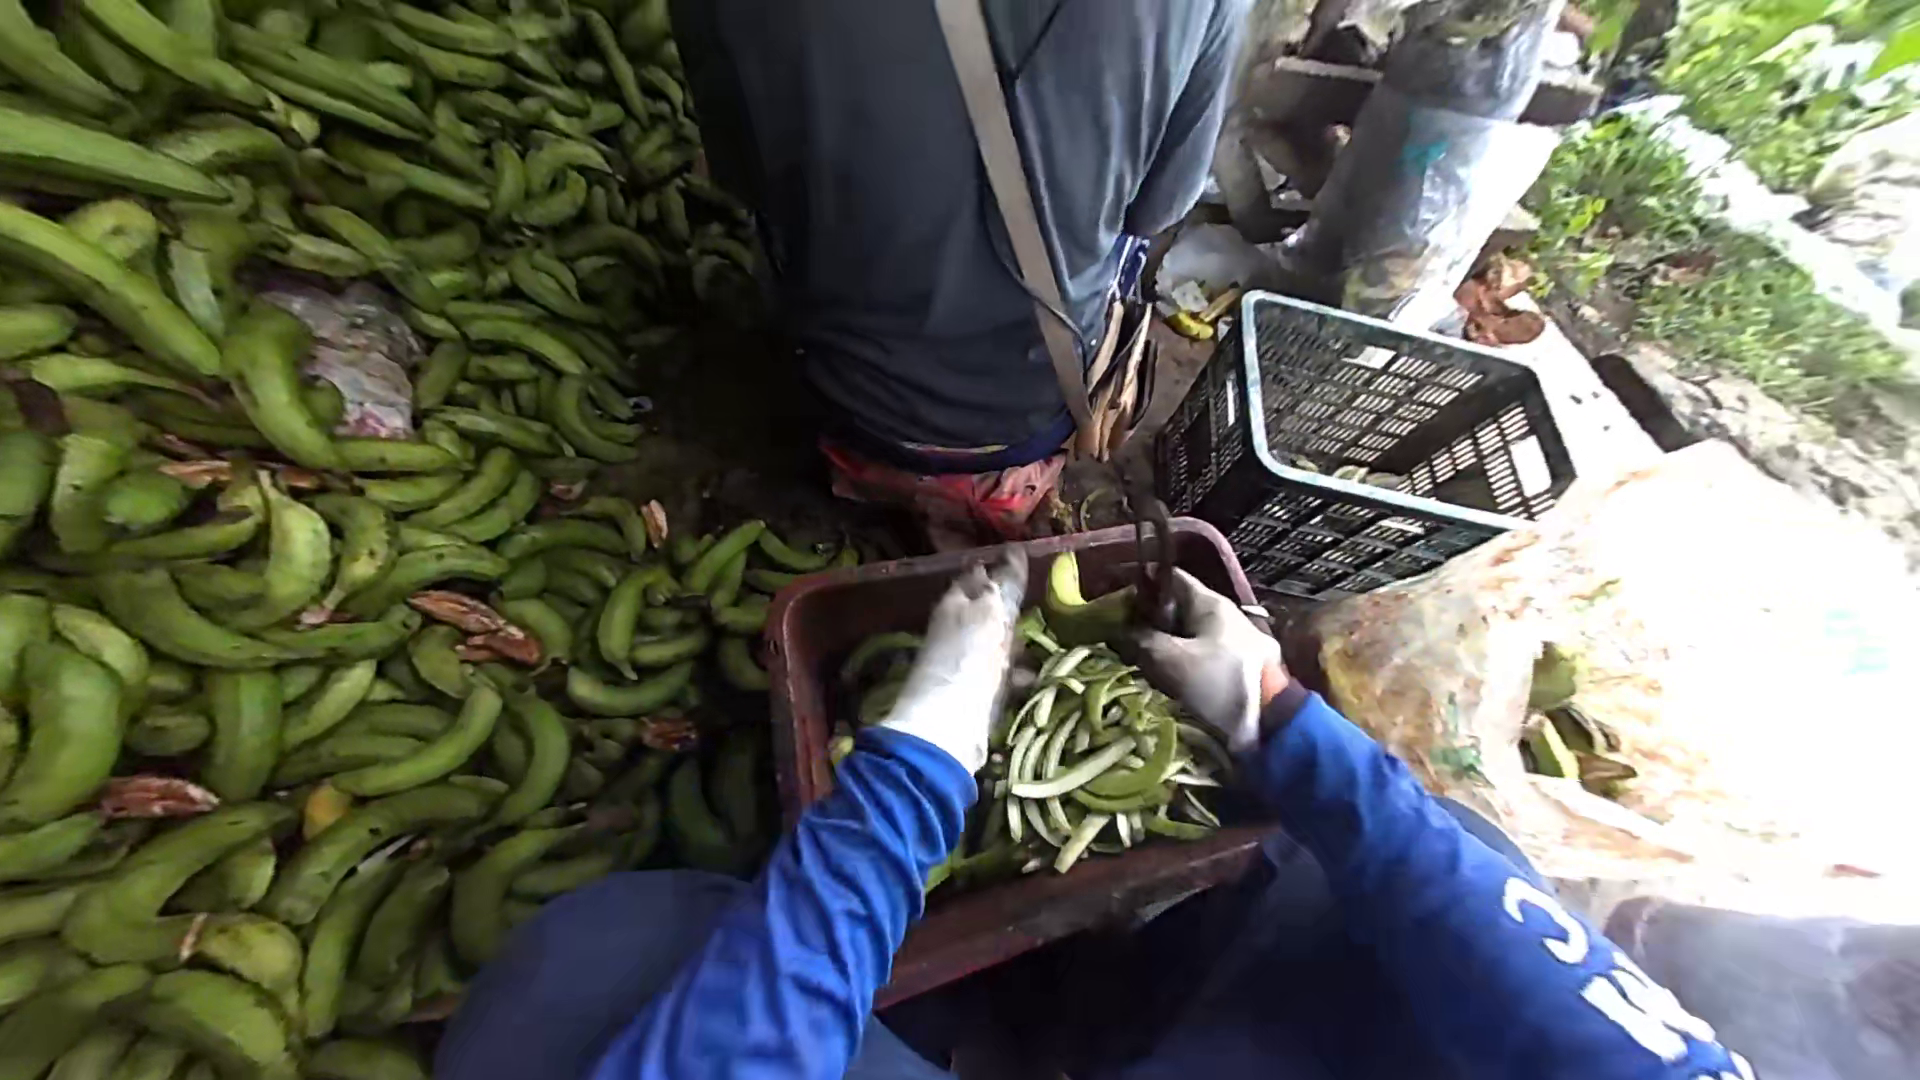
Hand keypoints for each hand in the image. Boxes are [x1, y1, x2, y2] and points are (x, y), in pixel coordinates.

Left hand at [878, 548, 1027, 772]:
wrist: (948, 722)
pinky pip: (999, 675)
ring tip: (1036, 641)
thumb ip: (1002, 585)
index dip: (996, 570)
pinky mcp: (974, 694)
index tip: (1019, 562)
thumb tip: (1012, 553)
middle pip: (984, 612)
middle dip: (1006, 608)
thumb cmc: (968, 657)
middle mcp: (954, 630)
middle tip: (1032, 602)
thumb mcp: (988, 612)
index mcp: (954, 605)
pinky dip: (1016, 674)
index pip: (974, 579)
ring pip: (993, 644)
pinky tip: (1029, 677)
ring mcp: (963, 664)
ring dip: (1013, 642)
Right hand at [1127, 570, 1284, 751]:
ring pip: (1189, 631)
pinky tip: (1165, 673)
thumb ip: (1142, 640)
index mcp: (1211, 603)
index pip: (1171, 577)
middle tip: (1123, 632)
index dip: (1143, 582)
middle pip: (1178, 606)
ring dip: (1164, 641)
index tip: (1118, 597)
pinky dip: (1181, 658)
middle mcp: (1225, 614)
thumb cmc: (1220, 682)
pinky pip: (1201, 652)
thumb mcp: (1171, 659)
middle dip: (1149, 618)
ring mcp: (1235, 640)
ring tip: (1139, 656)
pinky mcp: (1239, 666)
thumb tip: (1121, 630)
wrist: (1273, 724)